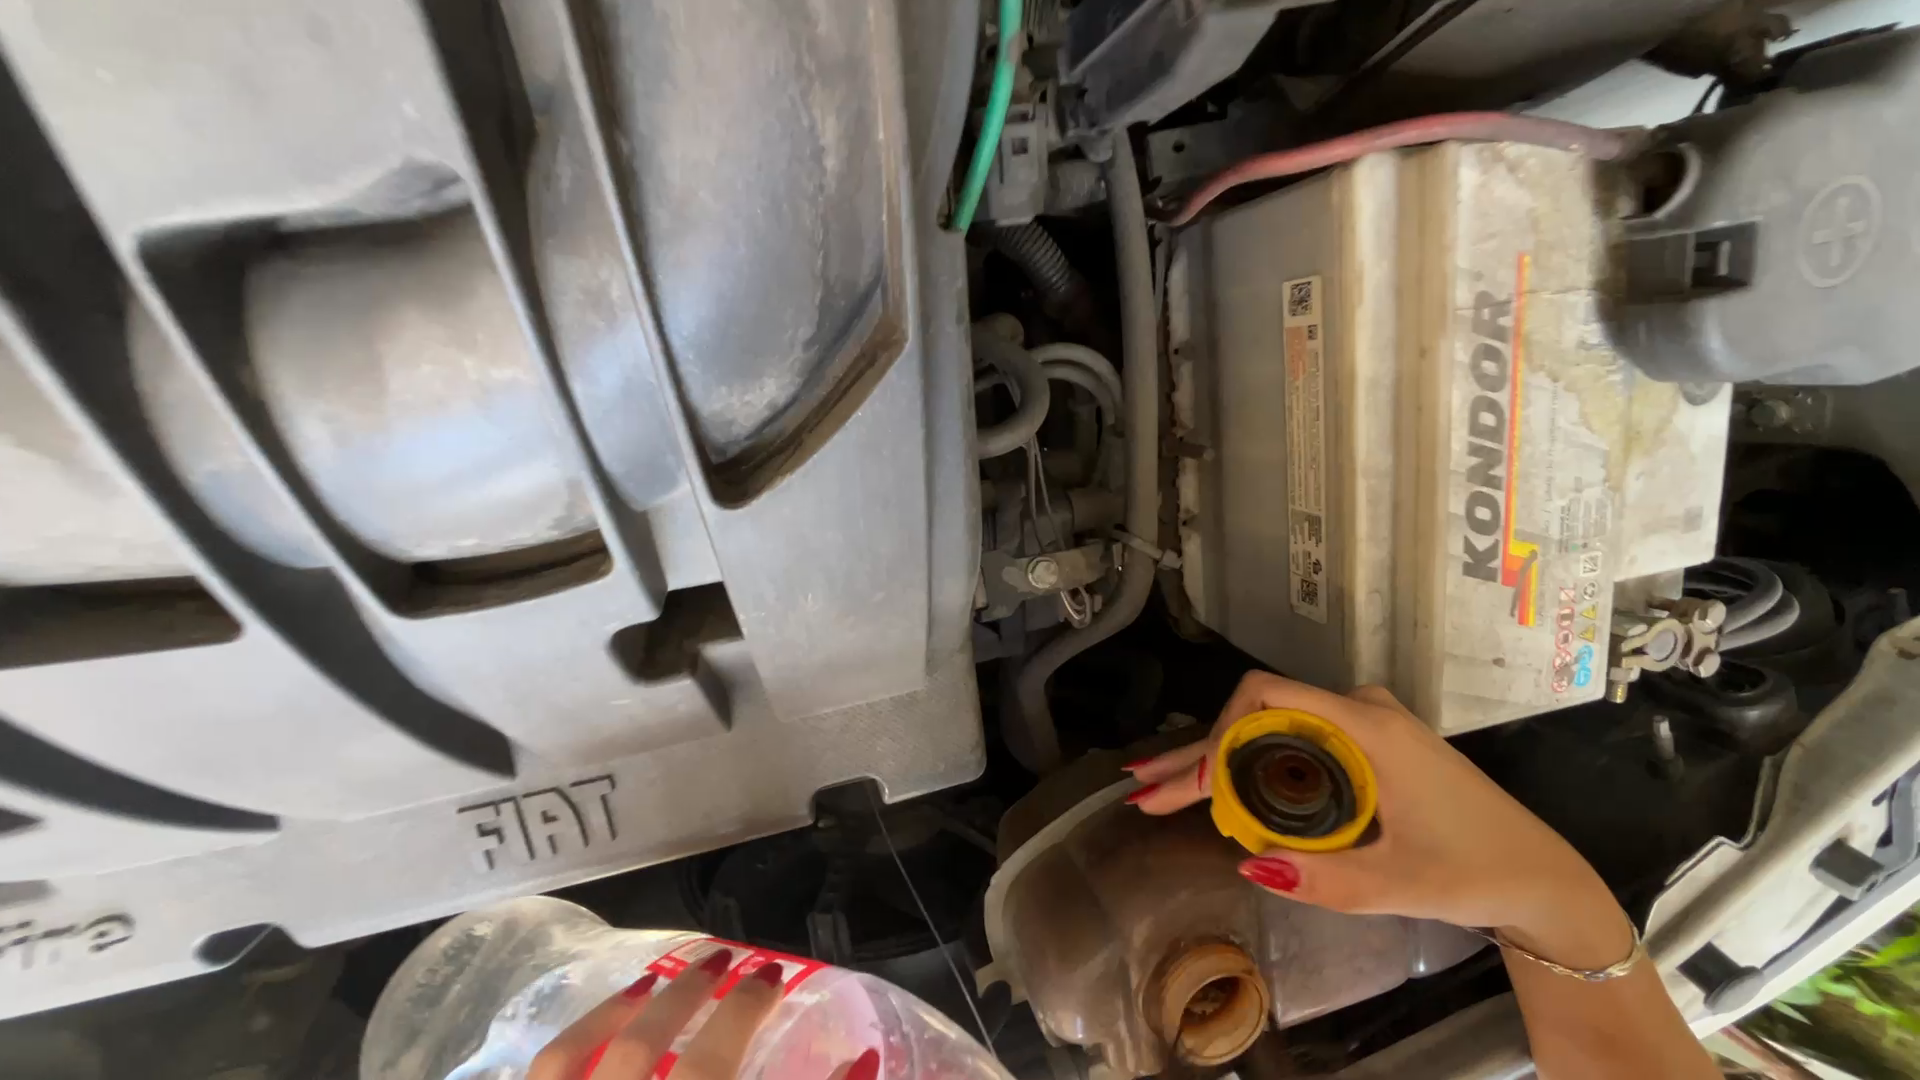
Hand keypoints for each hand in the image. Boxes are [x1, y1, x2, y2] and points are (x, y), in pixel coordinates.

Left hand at [528, 947, 877, 1079]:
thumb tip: (860, 1062)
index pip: (713, 1066)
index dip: (750, 1014)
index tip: (779, 974)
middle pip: (649, 1052)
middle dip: (700, 997)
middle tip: (737, 963)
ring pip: (582, 1053)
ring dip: (635, 1003)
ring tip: (672, 971)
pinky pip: (544, 1070)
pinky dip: (574, 1035)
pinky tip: (600, 1015)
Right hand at [1127, 672, 1632, 968]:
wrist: (1541, 876)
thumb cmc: (1476, 870)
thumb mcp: (1399, 884)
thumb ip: (1325, 878)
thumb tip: (1246, 863)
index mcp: (1364, 726)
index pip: (1264, 696)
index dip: (1217, 732)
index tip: (1197, 785)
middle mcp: (1355, 710)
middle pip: (1254, 716)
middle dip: (1194, 756)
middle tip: (1142, 787)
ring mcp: (1359, 723)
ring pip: (1266, 729)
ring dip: (1213, 761)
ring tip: (1162, 789)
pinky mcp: (1363, 743)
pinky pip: (1289, 742)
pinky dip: (1247, 766)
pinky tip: (1217, 788)